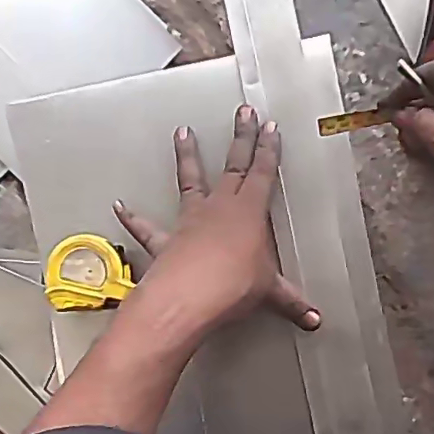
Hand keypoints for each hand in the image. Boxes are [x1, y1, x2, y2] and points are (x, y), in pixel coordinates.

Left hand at [111, 106, 320, 356]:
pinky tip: (119, 207)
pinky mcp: (165, 240)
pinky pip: (146, 227)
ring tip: (182, 133)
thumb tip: (314, 321)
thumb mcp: (269, 292)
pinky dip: (132, 218)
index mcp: (249, 212)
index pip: (263, 173)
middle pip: (233, 165)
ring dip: (186, 157)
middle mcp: (219, 208)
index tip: (269, 126)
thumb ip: (290, 302)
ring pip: (189, 181)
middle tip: (242, 112)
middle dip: (240, 137)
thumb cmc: (233, 287)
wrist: (191, 297)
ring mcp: (190, 220)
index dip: (268, 149)